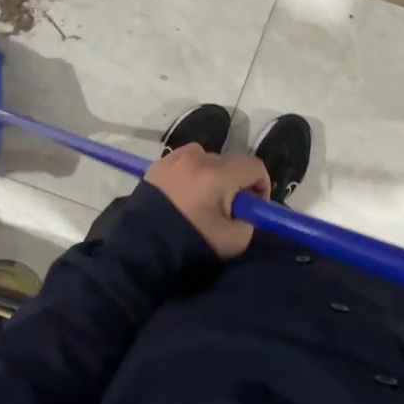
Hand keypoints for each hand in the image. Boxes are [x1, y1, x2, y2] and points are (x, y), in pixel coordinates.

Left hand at [144, 144, 270, 258]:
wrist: (143, 245)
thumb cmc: (191, 241)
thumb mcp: (234, 240)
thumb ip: (249, 222)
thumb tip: (245, 211)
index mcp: (218, 174)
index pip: (254, 166)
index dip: (261, 185)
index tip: (253, 206)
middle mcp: (197, 158)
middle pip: (229, 162)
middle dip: (236, 182)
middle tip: (228, 208)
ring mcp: (175, 158)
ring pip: (206, 159)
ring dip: (212, 175)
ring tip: (203, 200)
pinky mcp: (158, 164)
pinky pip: (184, 162)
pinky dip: (190, 174)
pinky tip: (183, 195)